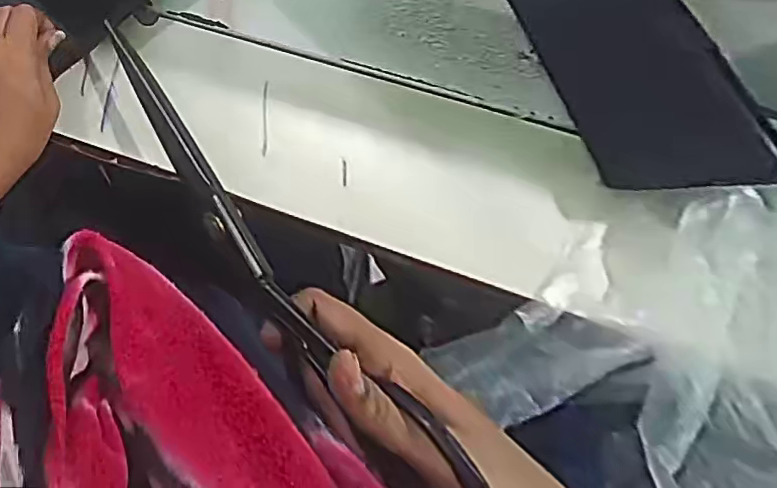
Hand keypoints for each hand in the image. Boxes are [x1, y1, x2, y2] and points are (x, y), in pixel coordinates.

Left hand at [0, 4, 63, 199]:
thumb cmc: (15, 137)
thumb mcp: (47, 99)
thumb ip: (45, 61)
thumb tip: (49, 41)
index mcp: (14, 51)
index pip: (25, 11)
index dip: (42, 20)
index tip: (51, 37)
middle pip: (5, 12)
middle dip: (25, 21)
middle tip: (41, 43)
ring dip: (10, 35)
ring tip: (29, 61)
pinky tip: (13, 74)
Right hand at [265, 289, 565, 487]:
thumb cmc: (501, 475)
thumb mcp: (440, 440)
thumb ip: (384, 406)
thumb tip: (335, 359)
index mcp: (392, 357)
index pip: (319, 306)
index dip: (289, 317)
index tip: (274, 349)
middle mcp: (381, 369)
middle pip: (312, 348)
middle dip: (309, 380)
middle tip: (335, 423)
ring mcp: (381, 398)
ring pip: (323, 385)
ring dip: (324, 411)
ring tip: (355, 447)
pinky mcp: (383, 426)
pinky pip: (339, 416)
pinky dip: (336, 431)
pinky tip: (354, 453)